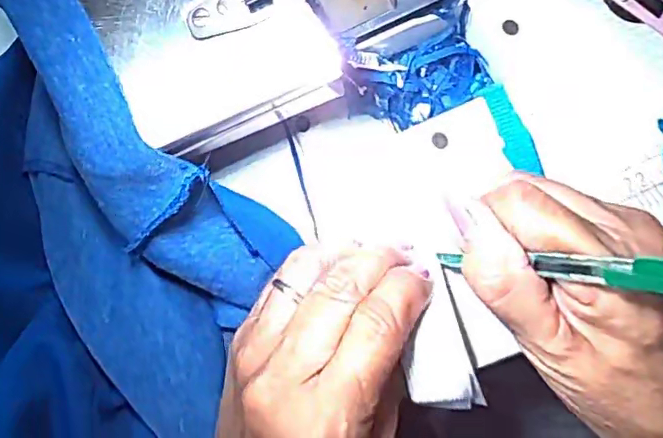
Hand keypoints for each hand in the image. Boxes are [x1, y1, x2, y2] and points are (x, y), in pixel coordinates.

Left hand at [217, 243, 433, 437]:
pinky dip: (308, 263)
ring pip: (303, 271)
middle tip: (404, 253)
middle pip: (340, 289)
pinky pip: (277, 281)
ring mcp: (255, 350)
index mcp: (323, 414)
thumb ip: (388, 380)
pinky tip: (330, 259)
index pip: (374, 325)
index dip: (405, 291)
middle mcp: (283, 373)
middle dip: (379, 261)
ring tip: (371, 249)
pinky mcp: (239, 337)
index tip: (424, 277)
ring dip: (342, 251)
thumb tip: (405, 315)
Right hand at [452, 175, 662, 437]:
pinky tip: (563, 270)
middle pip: (527, 186)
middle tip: (520, 282)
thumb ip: (505, 284)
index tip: (494, 268)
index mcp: (611, 260)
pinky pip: (563, 201)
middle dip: (504, 225)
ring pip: (541, 188)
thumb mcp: (554, 354)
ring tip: (545, 280)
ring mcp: (634, 221)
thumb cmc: (636, 400)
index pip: (517, 199)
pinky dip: (547, 228)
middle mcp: (628, 228)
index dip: (489, 229)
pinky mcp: (632, 221)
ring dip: (526, 226)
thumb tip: (468, 222)